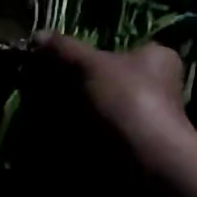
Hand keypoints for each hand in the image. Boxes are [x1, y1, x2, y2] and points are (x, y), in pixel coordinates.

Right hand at [38, 34, 195, 159]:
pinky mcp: (136, 143)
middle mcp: (159, 84)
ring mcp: (147, 117)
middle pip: (109, 76)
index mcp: (158, 57)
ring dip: (78, 105)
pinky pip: (102, 128)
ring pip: (103, 104)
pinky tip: (61, 126)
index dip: (88, 50)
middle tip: (48, 79)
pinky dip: (82, 127)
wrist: (147, 161)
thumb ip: (66, 48)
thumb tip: (38, 35)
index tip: (60, 58)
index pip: (120, 46)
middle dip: (79, 79)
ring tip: (48, 102)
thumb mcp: (92, 65)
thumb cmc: (129, 99)